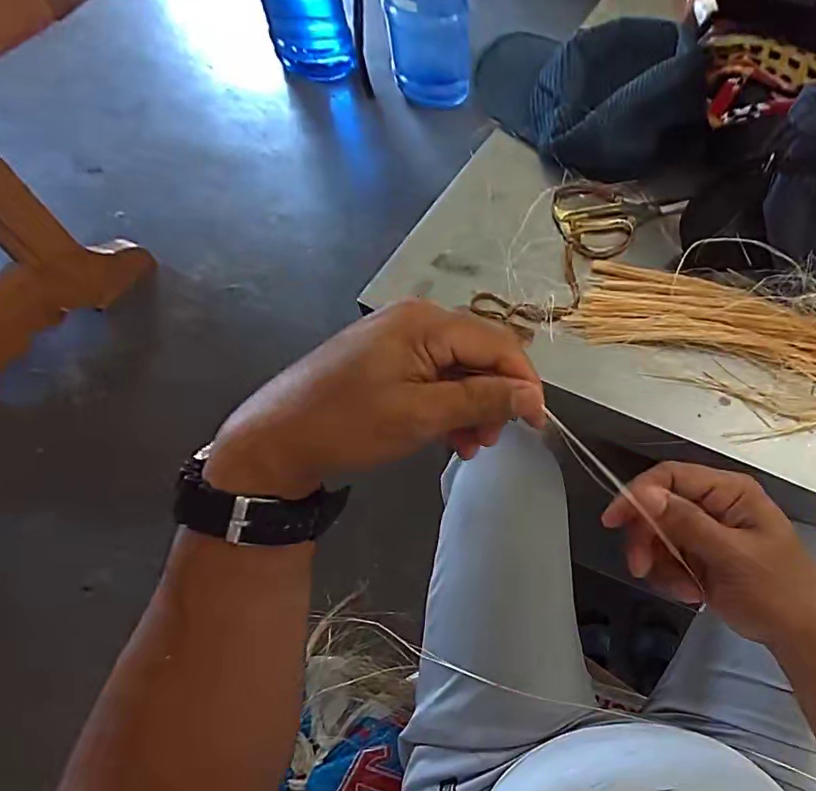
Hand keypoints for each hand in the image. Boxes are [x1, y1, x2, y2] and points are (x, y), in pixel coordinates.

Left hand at [203, 299, 545, 496]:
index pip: (499, 344)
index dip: (525, 383)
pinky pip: (442, 381)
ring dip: (476, 409)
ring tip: (470, 445)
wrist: (278, 440)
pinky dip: (454, 410)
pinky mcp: (394, 362)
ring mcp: (404, 340)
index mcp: (426, 322)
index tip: (537, 424)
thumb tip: (533, 397)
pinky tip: (452, 438)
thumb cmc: (348, 424)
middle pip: (484, 357)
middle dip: (497, 399)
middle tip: (493, 439)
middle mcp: (419, 321)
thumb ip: (482, 401)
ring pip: (465, 373)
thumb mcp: (422, 415)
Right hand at [600, 462, 815, 644]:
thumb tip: (645, 494)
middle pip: (659, 508)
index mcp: (730, 492)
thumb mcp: (731, 554)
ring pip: (660, 538)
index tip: (614, 522)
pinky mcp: (703, 559)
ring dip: (664, 566)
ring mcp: (708, 534)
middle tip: (643, 568)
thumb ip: (687, 522)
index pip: (671, 477)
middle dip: (648, 540)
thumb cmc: (776, 588)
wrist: (799, 631)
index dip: (638, 495)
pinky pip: (670, 561)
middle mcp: (716, 506)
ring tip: (688, 590)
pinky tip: (694, 594)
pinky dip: (673, 579)